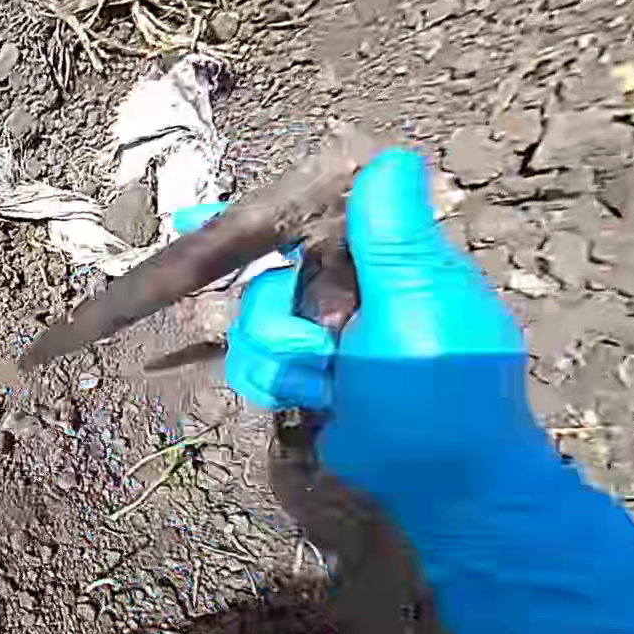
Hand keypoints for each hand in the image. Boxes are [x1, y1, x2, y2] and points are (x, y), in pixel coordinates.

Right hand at [227, 148, 633, 633]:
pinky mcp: (293, 375)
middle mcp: (337, 294)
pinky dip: (272, 385)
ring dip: (280, 363)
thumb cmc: (439, 387)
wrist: (436, 477)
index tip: (194, 216)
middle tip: (317, 349)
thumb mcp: (419, 306)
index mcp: (372, 265)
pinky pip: (247, 367)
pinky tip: (310, 402)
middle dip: (275, 321)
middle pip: (260, 285)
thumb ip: (393, 238)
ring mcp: (311, 337)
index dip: (249, 221)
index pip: (302, 225)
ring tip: (325, 386)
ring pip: (247, 330)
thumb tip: (391, 156)